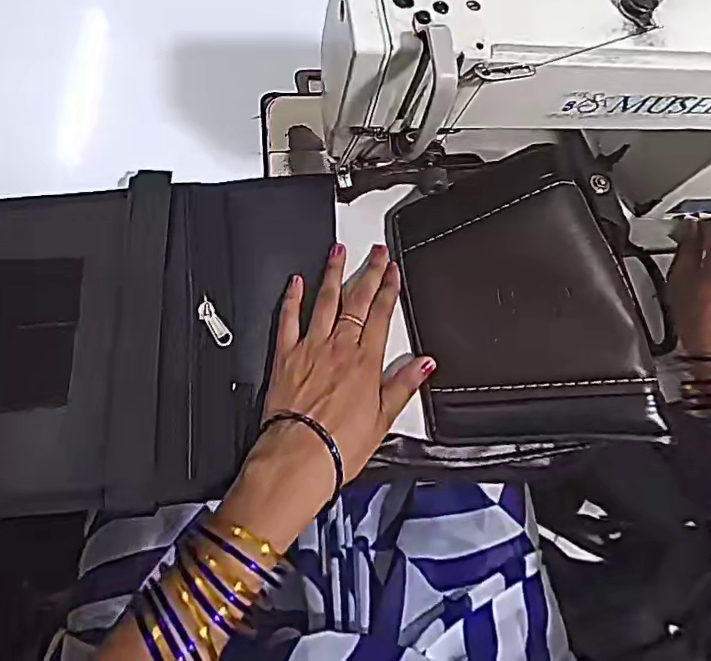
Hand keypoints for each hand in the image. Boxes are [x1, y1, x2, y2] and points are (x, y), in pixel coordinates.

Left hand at [217, 243, 432, 546]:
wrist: (298, 459)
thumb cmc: (338, 446)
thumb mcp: (383, 419)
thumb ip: (404, 385)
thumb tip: (425, 363)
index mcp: (365, 361)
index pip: (382, 314)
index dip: (389, 289)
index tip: (392, 271)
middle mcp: (339, 347)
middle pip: (358, 300)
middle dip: (370, 272)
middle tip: (376, 252)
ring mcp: (311, 347)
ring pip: (325, 300)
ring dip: (334, 273)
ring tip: (338, 252)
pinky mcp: (286, 356)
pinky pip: (289, 319)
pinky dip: (293, 298)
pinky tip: (296, 282)